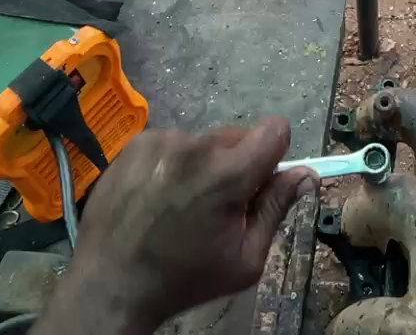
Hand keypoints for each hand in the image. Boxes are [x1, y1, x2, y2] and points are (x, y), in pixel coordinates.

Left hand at [36, 118, 315, 334]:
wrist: (108, 287)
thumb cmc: (184, 279)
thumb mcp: (244, 260)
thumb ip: (277, 209)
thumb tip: (307, 174)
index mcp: (228, 174)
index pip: (275, 129)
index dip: (274, 153)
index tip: (260, 179)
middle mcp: (197, 146)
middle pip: (239, 136)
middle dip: (237, 163)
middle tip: (216, 203)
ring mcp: (164, 140)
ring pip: (205, 140)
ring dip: (204, 163)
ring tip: (181, 202)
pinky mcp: (138, 142)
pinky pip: (174, 141)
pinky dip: (174, 162)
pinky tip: (158, 194)